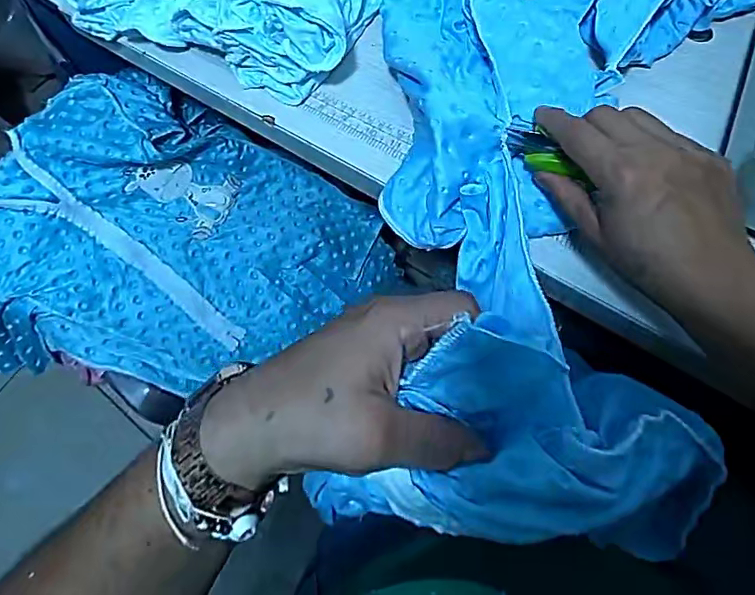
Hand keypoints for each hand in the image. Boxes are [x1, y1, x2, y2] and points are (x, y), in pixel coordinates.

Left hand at [198, 292, 489, 489]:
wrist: (249, 423)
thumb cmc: (315, 417)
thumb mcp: (380, 437)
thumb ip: (438, 439)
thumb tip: (484, 446)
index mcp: (397, 317)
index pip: (464, 308)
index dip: (489, 340)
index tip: (505, 381)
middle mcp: (388, 312)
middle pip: (449, 324)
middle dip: (472, 362)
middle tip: (493, 404)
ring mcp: (372, 328)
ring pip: (429, 342)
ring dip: (448, 374)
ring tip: (469, 413)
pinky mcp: (361, 349)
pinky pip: (409, 354)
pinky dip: (426, 378)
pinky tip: (431, 411)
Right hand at [532, 105, 754, 313]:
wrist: (717, 282)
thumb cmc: (651, 267)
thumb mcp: (598, 237)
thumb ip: (567, 197)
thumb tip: (542, 170)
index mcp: (620, 172)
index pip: (576, 131)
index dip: (552, 121)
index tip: (540, 119)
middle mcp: (653, 151)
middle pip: (604, 114)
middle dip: (584, 126)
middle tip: (581, 151)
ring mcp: (685, 150)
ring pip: (638, 117)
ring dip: (618, 128)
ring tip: (621, 157)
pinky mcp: (708, 156)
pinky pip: (670, 134)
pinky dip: (653, 143)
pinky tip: (657, 172)